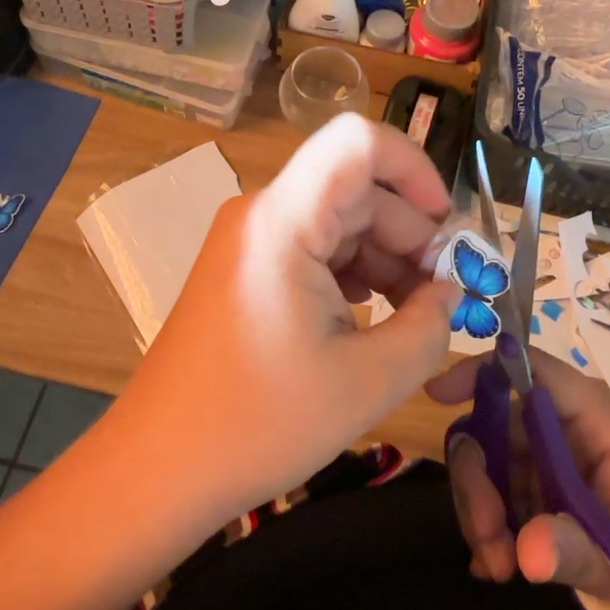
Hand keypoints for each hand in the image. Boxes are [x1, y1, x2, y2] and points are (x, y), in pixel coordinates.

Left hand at [108, 114, 462, 520]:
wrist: (158, 467)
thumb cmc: (258, 424)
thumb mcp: (367, 383)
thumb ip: (429, 328)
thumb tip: (451, 293)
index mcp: (284, 221)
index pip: (359, 142)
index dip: (416, 169)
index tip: (449, 230)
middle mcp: (264, 212)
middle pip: (358, 189)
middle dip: (413, 235)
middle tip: (447, 299)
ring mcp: (252, 239)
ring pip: (342, 220)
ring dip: (389, 260)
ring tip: (418, 320)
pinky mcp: (248, 266)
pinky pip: (316, 247)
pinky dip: (356, 274)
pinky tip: (375, 322)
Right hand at [427, 351, 609, 609]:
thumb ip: (580, 553)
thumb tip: (523, 548)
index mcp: (605, 431)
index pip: (540, 374)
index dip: (487, 370)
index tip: (438, 395)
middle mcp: (574, 439)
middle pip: (500, 421)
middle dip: (477, 474)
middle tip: (486, 538)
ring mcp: (558, 471)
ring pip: (491, 461)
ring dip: (480, 511)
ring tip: (500, 568)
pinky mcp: (548, 504)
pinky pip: (498, 496)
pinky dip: (487, 529)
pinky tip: (497, 569)